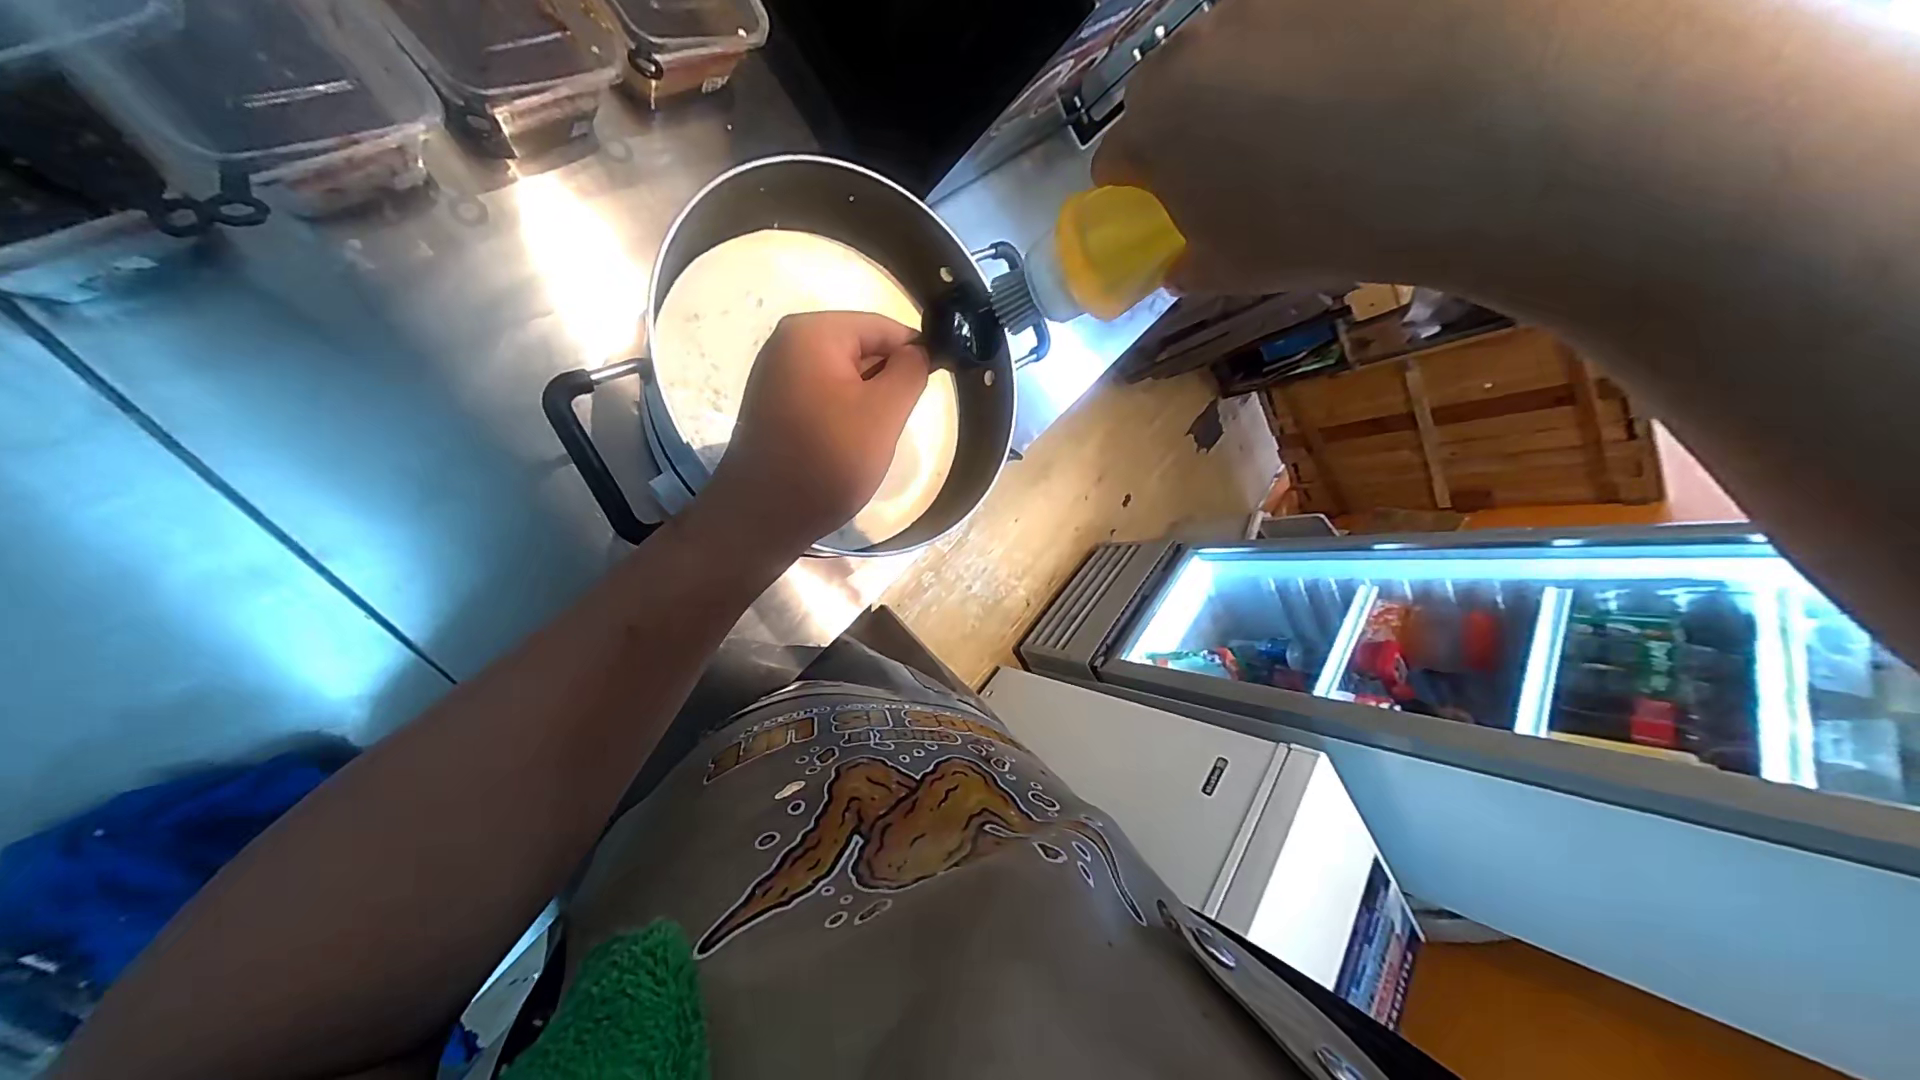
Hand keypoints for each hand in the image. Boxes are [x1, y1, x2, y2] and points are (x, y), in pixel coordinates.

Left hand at [695, 311, 930, 554]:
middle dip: (887, 382)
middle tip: (894, 422)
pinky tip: (848, 445)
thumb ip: (910, 371)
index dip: (915, 353)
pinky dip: (844, 415)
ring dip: (867, 403)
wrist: (764, 517)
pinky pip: (824, 396)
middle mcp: (787, 343)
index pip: (883, 327)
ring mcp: (776, 375)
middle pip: (862, 348)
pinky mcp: (774, 405)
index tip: (934, 385)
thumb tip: (918, 352)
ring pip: (845, 376)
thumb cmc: (828, 460)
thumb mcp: (884, 413)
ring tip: (870, 439)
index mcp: (812, 333)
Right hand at [1091, 0, 1695, 296]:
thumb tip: (1182, 261)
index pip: (1114, 160)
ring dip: (1264, 82)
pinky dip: (1332, 44)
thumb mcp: (1244, 269)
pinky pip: (1313, 18)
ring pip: (1244, 47)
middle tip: (1259, 170)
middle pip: (1174, 93)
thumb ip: (1192, 264)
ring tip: (1340, 119)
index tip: (1173, 213)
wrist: (1489, 134)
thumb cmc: (1330, 223)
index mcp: (1157, 124)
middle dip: (1198, 132)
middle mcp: (1200, 41)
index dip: (1139, 194)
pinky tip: (1385, 74)